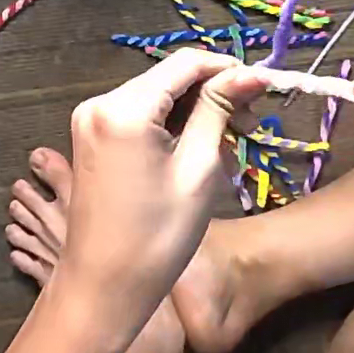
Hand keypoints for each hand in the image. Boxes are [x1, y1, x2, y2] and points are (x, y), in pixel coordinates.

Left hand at [53, 50, 268, 344]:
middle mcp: (99, 102)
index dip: (227, 69)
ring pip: (157, 96)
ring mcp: (90, 119)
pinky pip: (140, 116)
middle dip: (213, 93)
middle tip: (250, 125)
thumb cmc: (158, 237)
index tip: (262, 88)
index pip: (185, 62)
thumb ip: (219, 109)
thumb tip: (250, 72)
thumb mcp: (199, 168)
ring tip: (230, 145)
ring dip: (195, 112)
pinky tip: (198, 150)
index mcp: (123, 108)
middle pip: (169, 78)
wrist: (102, 289)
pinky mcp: (91, 136)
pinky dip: (171, 126)